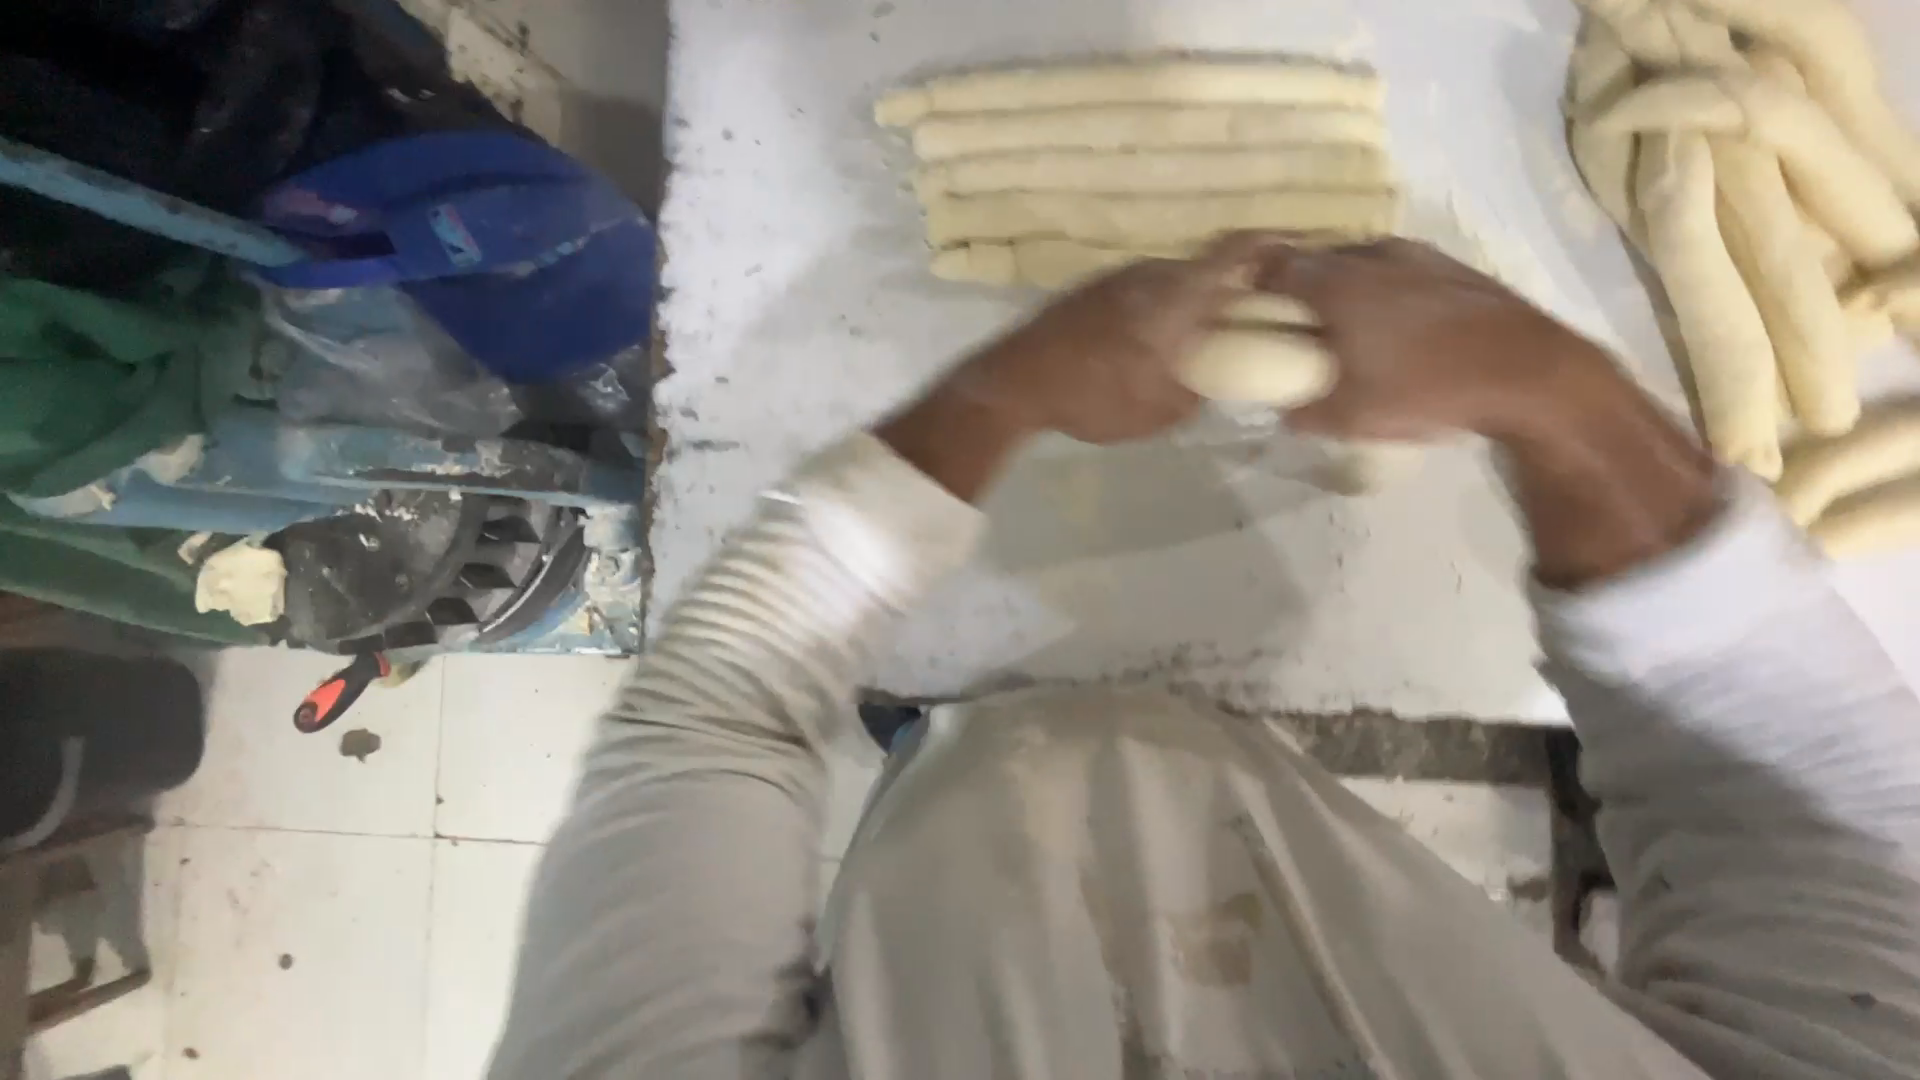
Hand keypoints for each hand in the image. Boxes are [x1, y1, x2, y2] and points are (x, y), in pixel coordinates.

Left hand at [956, 232, 1290, 443]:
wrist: (1014, 383)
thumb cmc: (1091, 399)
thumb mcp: (1156, 412)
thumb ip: (1195, 393)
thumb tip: (1210, 384)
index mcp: (1174, 297)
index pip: (1232, 252)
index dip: (1266, 245)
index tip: (1292, 250)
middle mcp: (1147, 275)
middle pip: (1202, 269)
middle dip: (1229, 288)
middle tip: (1244, 315)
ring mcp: (1113, 279)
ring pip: (1167, 281)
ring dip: (1187, 300)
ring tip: (1195, 334)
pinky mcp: (1088, 292)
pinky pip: (1138, 292)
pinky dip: (1155, 308)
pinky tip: (1147, 340)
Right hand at [1258, 238, 1615, 441]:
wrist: (1531, 374)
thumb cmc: (1425, 389)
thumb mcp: (1348, 418)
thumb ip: (1302, 412)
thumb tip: (1284, 411)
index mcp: (1337, 284)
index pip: (1276, 267)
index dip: (1254, 286)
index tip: (1247, 310)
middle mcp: (1372, 257)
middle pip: (1317, 260)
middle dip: (1298, 287)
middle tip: (1293, 323)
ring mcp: (1418, 256)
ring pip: (1360, 262)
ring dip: (1343, 286)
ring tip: (1343, 324)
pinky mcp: (1453, 266)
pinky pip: (1397, 270)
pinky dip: (1382, 289)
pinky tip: (1393, 324)